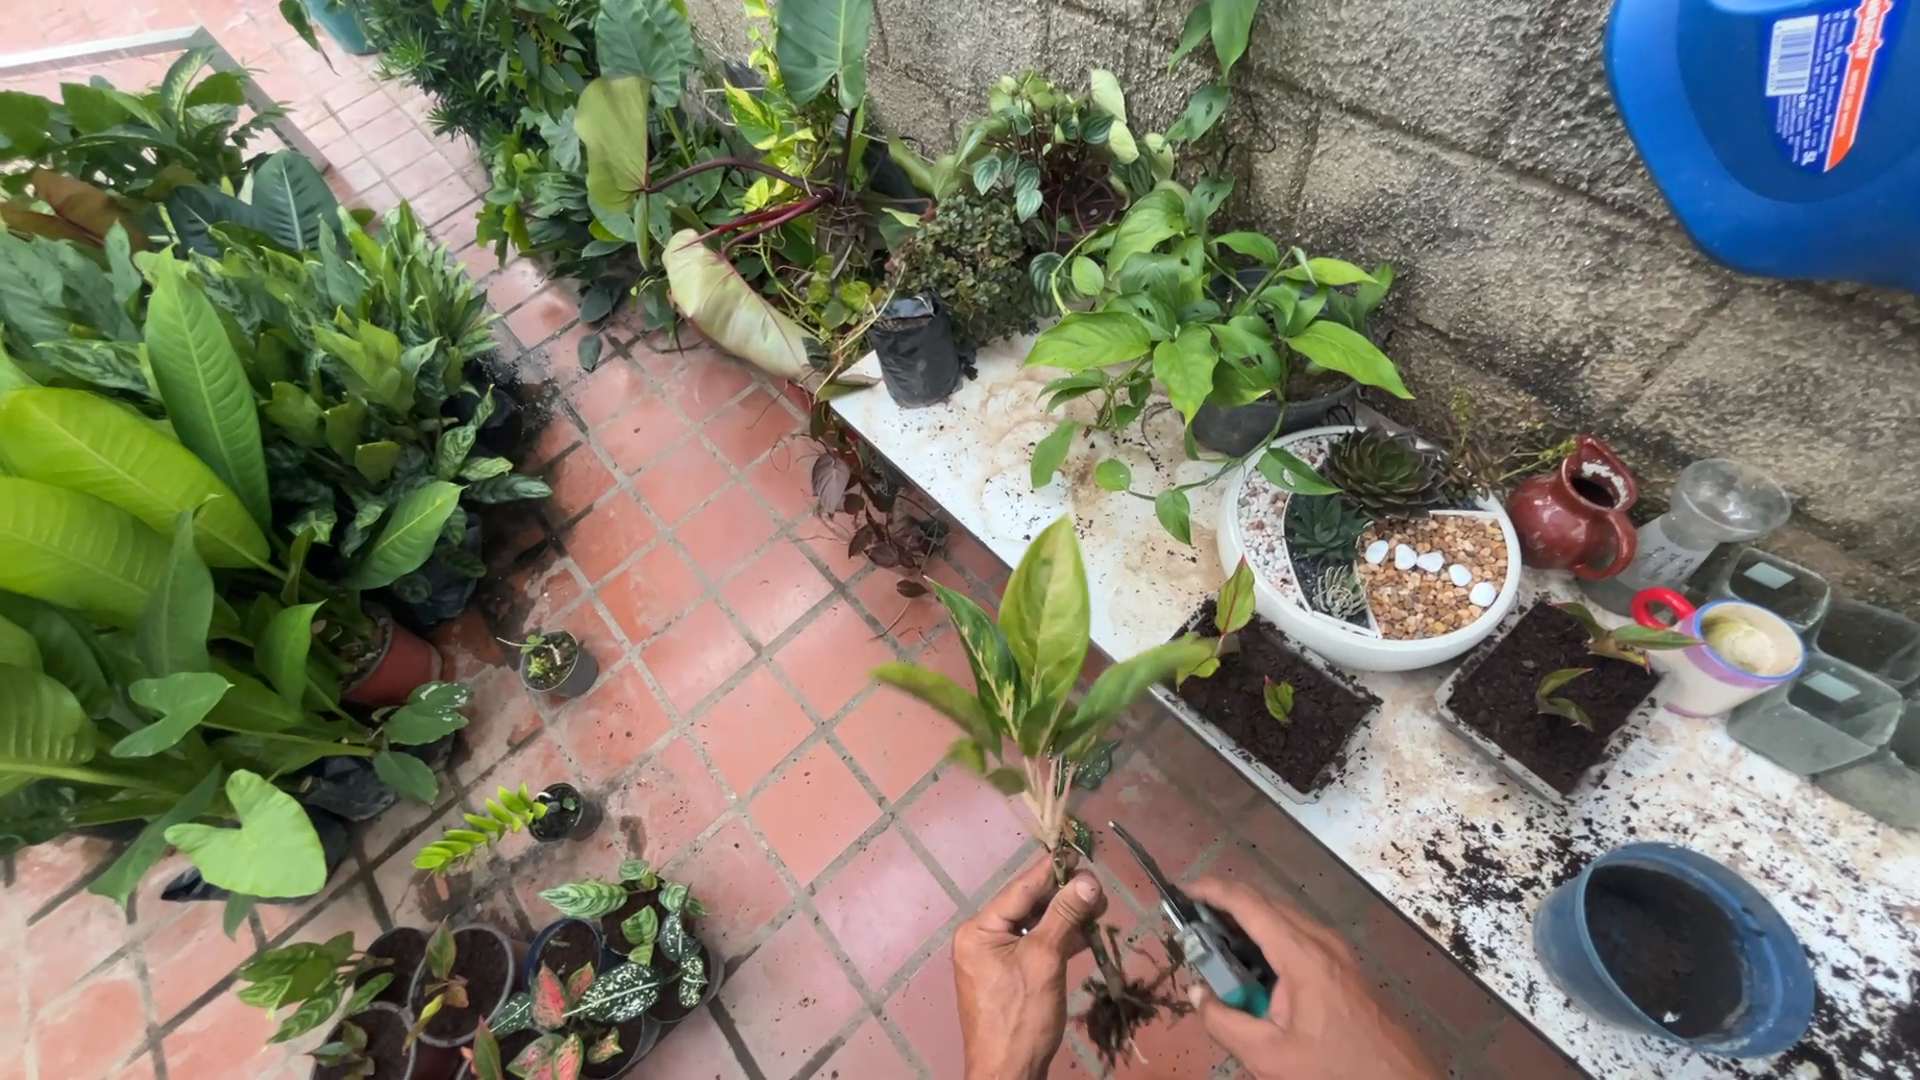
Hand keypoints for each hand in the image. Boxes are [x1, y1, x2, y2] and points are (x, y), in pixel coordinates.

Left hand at [954, 856, 1105, 1079]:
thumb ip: (1064, 915)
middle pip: (1027, 905)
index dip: (1050, 870)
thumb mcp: (1045, 959)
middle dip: (1063, 896)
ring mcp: (994, 958)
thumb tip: (1088, 879)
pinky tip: (1086, 933)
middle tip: (1096, 884)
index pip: (1020, 888)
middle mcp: (981, 937)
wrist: (1009, 1077)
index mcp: (979, 928)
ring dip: (1065, 917)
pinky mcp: (1009, 976)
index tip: (1077, 852)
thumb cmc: (1022, 1016)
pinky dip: (1059, 940)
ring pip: (1034, 926)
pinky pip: (1035, 947)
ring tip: (1097, 906)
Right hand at [1184, 877, 1439, 1079]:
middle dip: (1224, 905)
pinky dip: (1268, 937)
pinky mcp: (1345, 965)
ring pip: (1281, 916)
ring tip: (1218, 946)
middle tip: (1193, 924)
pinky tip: (1256, 967)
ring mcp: (1337, 950)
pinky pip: (1297, 933)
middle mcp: (1321, 939)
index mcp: (1301, 953)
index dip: (1210, 889)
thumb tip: (1197, 993)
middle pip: (1263, 902)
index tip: (1181, 890)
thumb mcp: (1269, 1059)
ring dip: (1247, 922)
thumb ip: (1224, 1022)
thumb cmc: (1336, 1074)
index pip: (1246, 902)